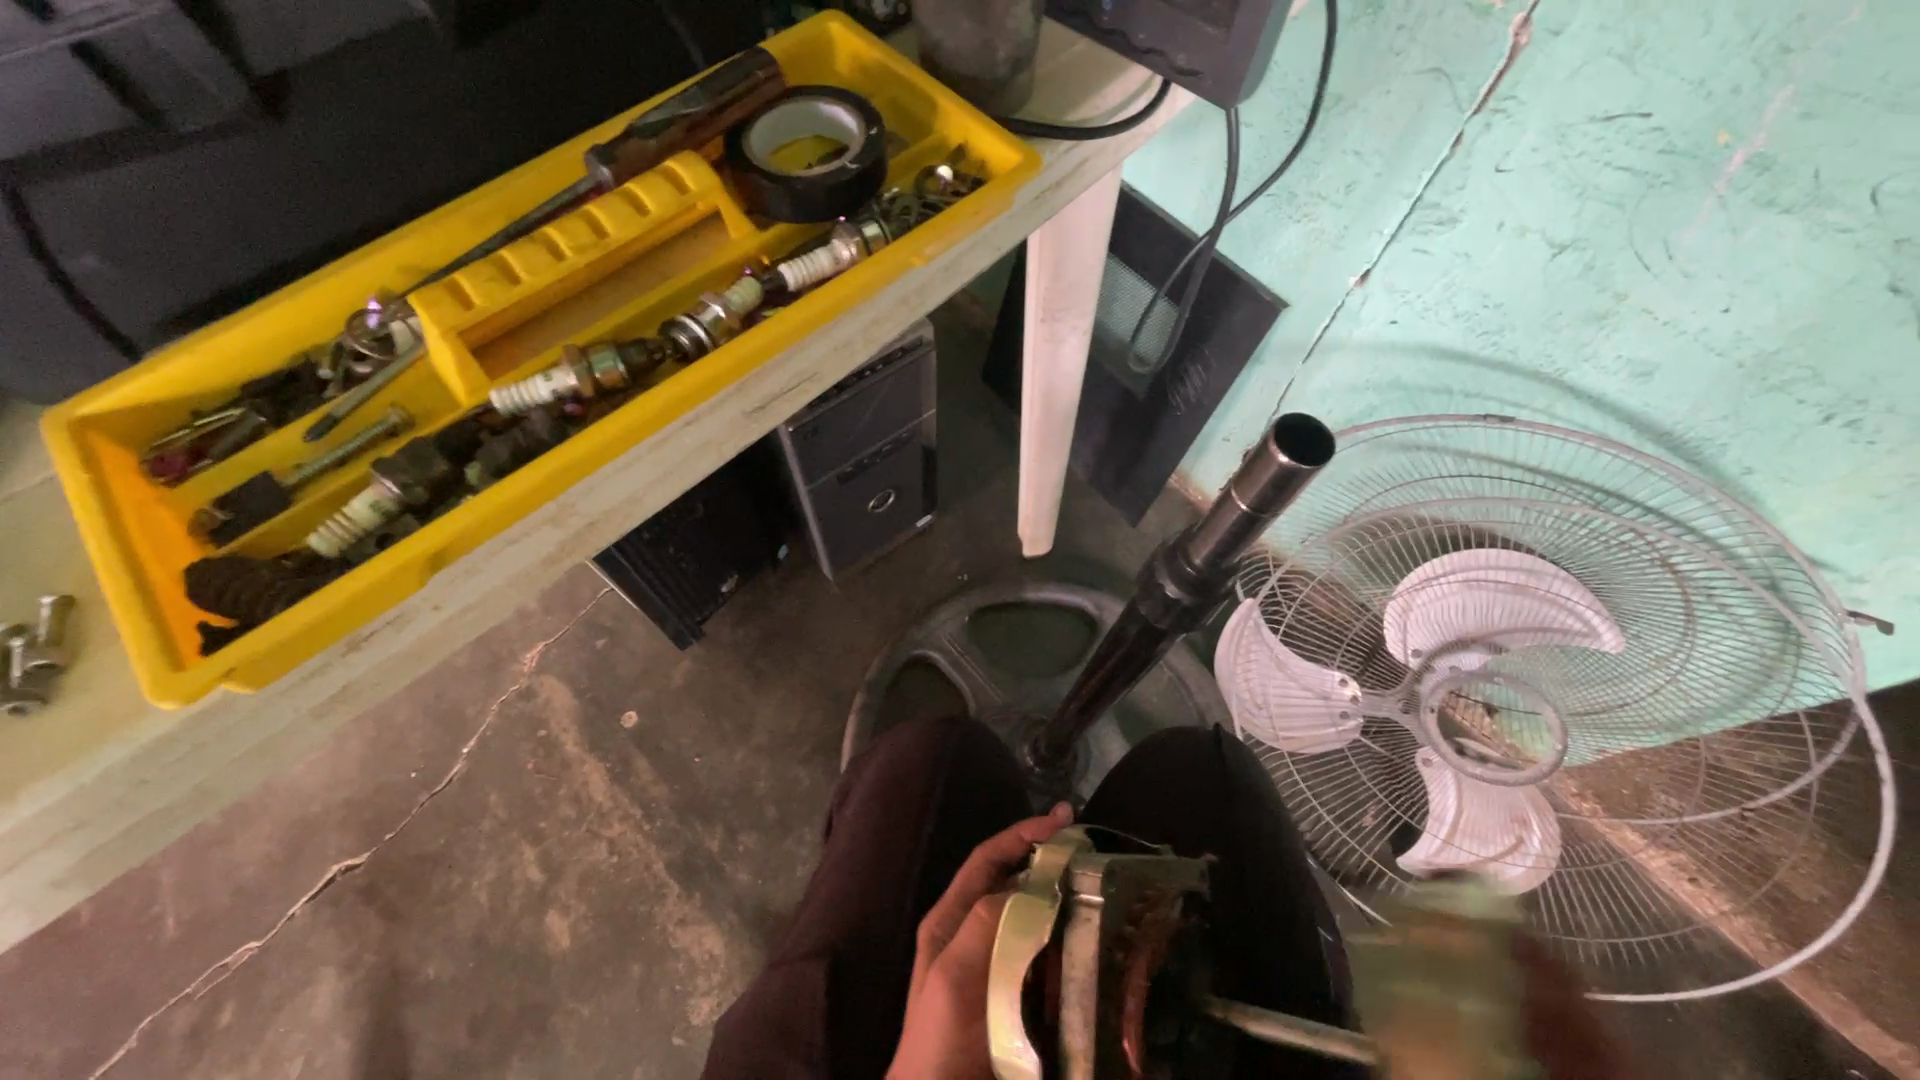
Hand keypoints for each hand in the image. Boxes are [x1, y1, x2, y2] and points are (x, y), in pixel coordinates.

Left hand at [887, 802, 1075, 1079]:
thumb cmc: (937, 1039)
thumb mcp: (952, 977)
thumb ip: (981, 927)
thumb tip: (1025, 885)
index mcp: (951, 919)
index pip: (988, 860)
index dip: (1022, 834)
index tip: (1063, 819)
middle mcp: (973, 933)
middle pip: (1014, 882)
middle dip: (1049, 861)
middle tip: (1092, 851)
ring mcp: (996, 964)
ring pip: (1033, 916)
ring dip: (1063, 898)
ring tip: (1102, 887)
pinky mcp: (1017, 994)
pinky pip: (1046, 956)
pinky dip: (1069, 941)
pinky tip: (1097, 941)